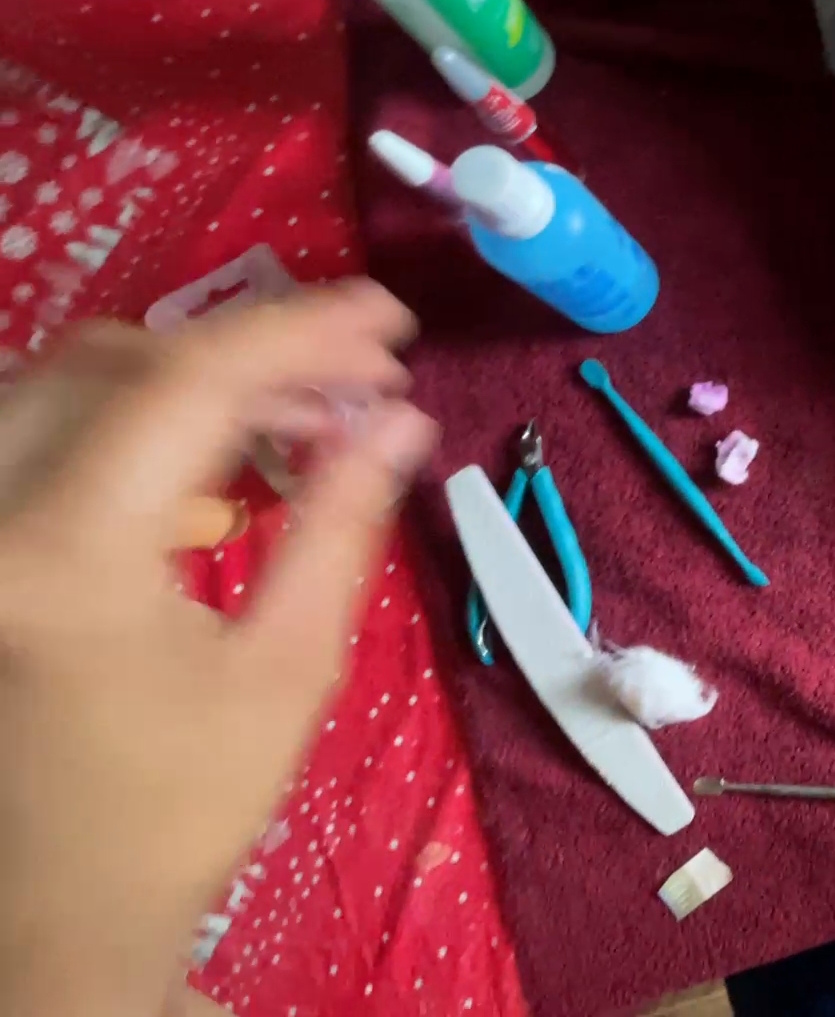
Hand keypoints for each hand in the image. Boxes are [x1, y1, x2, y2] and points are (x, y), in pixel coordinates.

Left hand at [0, 282, 434, 1014]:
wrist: (46, 904)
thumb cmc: (188, 792)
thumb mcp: (295, 657)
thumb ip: (343, 523)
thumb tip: (403, 421)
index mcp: (61, 561)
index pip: (186, 387)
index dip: (300, 331)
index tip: (394, 314)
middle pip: (118, 365)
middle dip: (261, 353)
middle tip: (371, 379)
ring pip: (72, 386)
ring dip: (210, 383)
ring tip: (317, 417)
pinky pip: (48, 435)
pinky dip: (155, 424)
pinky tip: (228, 467)